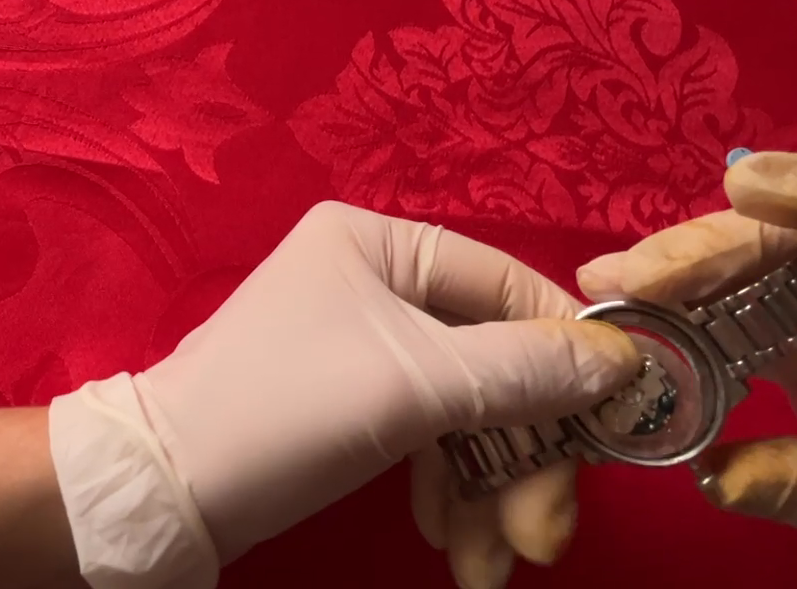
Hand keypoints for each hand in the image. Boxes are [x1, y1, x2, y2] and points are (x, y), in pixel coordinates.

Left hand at [48, 201, 640, 588]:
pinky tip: (450, 540)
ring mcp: (363, 336)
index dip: (563, 344)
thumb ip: (522, 368)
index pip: (499, 278)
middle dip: (520, 447)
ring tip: (488, 559)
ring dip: (489, 483)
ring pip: (464, 404)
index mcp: (375, 240)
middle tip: (541, 532)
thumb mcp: (415, 383)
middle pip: (488, 354)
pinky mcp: (356, 392)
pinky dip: (449, 485)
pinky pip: (429, 429)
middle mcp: (371, 276)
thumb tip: (618, 359)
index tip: (620, 414)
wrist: (176, 485)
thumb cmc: (290, 407)